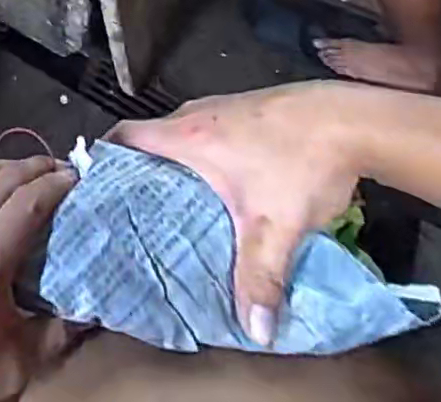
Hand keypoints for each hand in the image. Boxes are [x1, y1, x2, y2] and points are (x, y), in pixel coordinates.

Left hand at [0, 157, 77, 401]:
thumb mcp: (18, 363)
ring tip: (35, 175)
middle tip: (64, 170)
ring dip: (11, 168)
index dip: (56, 184)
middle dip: (38, 167)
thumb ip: (60, 330)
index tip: (80, 179)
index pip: (28, 200)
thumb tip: (93, 306)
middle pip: (5, 176)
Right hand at [108, 83, 366, 347]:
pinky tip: (216, 185)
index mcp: (185, 136)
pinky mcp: (241, 111)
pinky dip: (196, 155)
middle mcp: (193, 116)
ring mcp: (218, 108)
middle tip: (132, 208)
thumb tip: (255, 333)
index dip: (104, 155)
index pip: (125, 135)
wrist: (345, 120)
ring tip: (169, 202)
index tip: (95, 183)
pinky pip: (201, 132)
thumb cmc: (296, 161)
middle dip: (136, 169)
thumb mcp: (275, 227)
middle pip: (148, 137)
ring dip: (168, 161)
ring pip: (177, 134)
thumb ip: (261, 277)